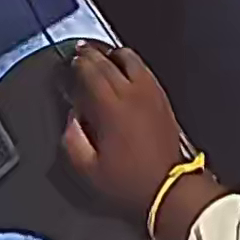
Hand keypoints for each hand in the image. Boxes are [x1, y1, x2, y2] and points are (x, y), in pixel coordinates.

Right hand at [61, 44, 223, 239]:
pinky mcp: (161, 95)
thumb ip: (73, 142)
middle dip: (91, 54)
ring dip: (113, 54)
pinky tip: (125, 67)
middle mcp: (130, 93)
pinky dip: (131, 62)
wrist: (168, 187)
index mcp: (111, 108)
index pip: (92, 73)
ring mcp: (149, 91)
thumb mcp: (90, 171)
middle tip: (81, 51)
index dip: (80, 64)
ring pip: (129, 58)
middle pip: (107, 62)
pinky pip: (144, 68)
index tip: (72, 62)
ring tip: (102, 56)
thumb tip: (71, 118)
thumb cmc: (128, 181)